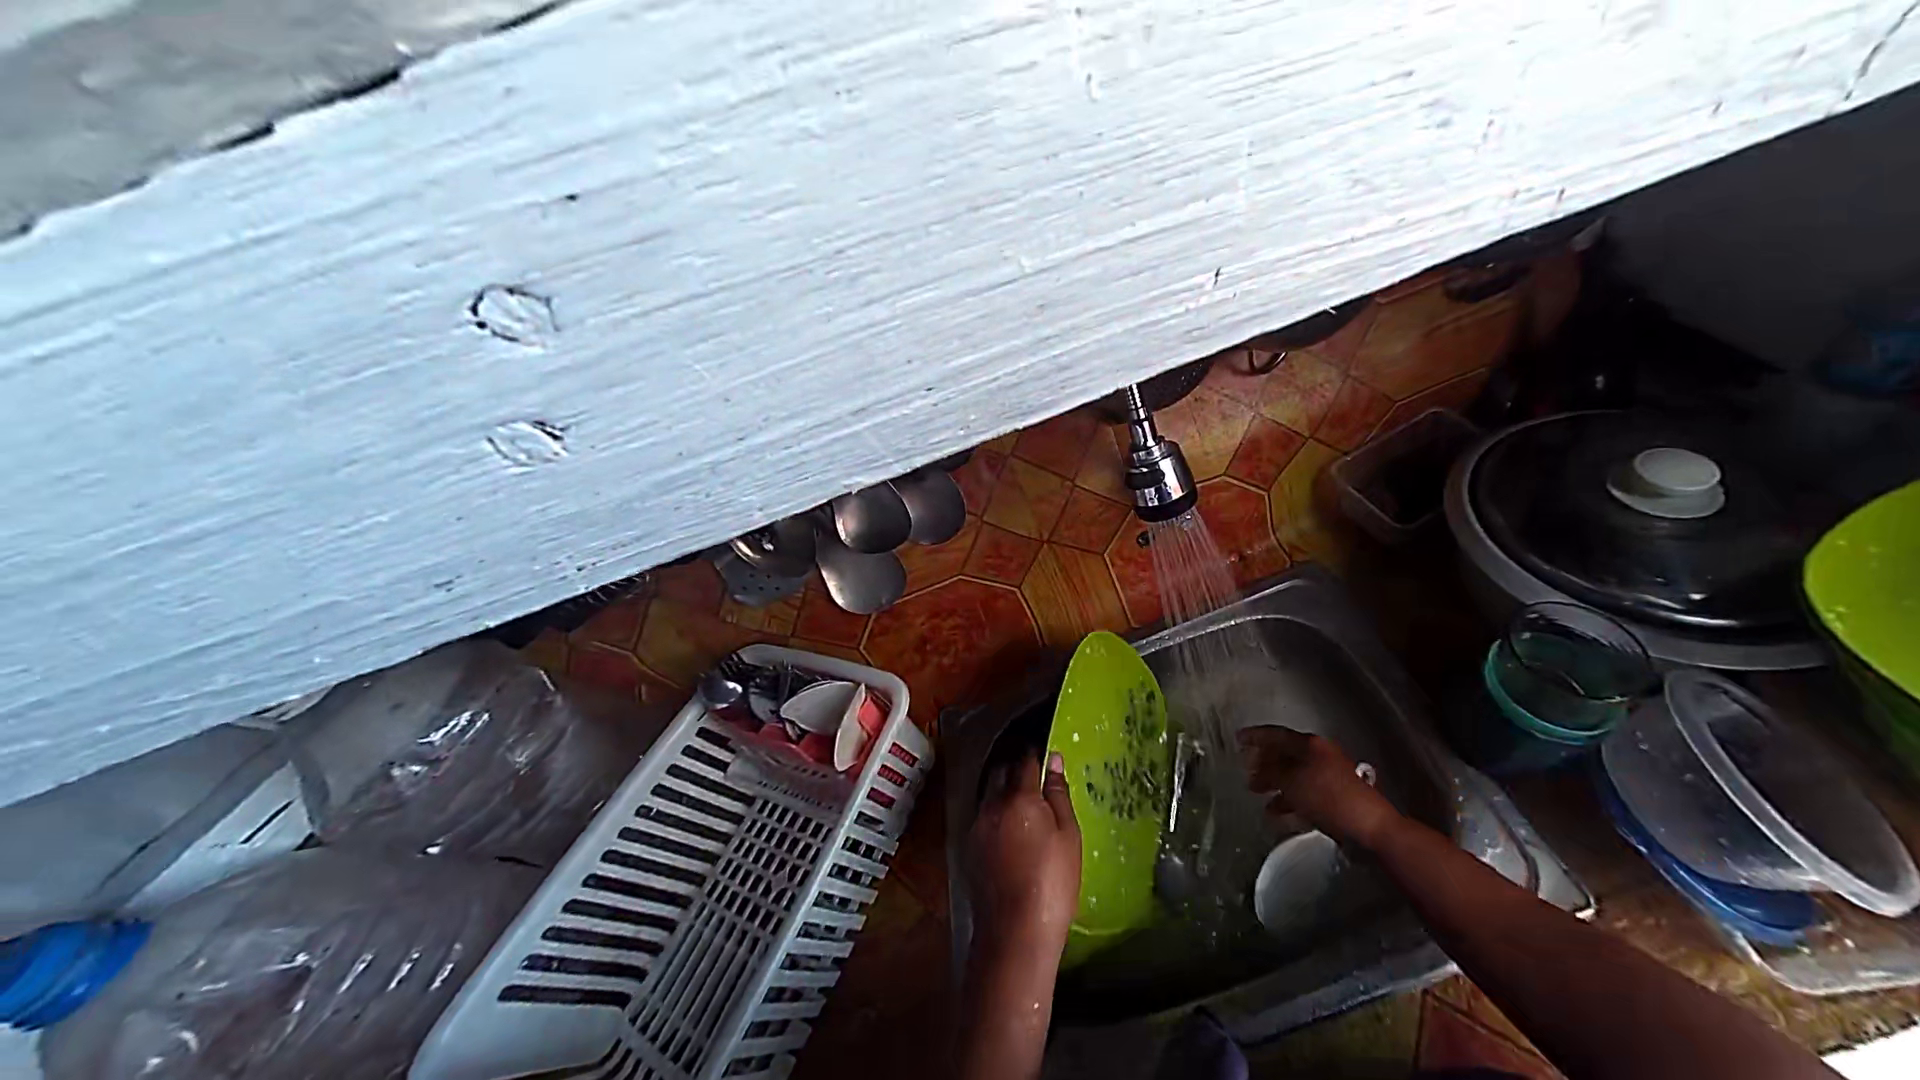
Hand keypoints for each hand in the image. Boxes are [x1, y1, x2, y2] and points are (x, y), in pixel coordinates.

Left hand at [967, 751, 1080, 955]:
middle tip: (1033, 773)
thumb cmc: (1053, 883)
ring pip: (989, 794)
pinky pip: (983, 816)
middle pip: (1000, 773)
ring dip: (1003, 790)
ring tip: (1023, 801)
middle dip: (1014, 767)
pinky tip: (1010, 828)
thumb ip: (1058, 795)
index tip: (1042, 751)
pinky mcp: (970, 847)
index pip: (1024, 761)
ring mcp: (977, 826)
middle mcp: (992, 805)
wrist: (1016, 931)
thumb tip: (1053, 761)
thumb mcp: (1069, 836)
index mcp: (1019, 798)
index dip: (1034, 753)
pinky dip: (996, 813)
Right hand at [1236, 726, 1399, 849]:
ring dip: (1274, 783)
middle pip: (1285, 754)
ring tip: (1257, 793)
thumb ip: (1270, 772)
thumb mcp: (1291, 782)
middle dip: (1264, 762)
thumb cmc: (1328, 798)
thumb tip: (1257, 767)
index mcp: (1311, 745)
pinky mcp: (1334, 796)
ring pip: (1293, 774)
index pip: (1276, 735)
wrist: (1371, 828)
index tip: (1238, 738)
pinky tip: (1277, 810)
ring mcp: (1329, 775)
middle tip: (1246, 769)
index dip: (1255, 736)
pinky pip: (1304, 791)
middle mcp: (1320, 755)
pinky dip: (1289, 798)